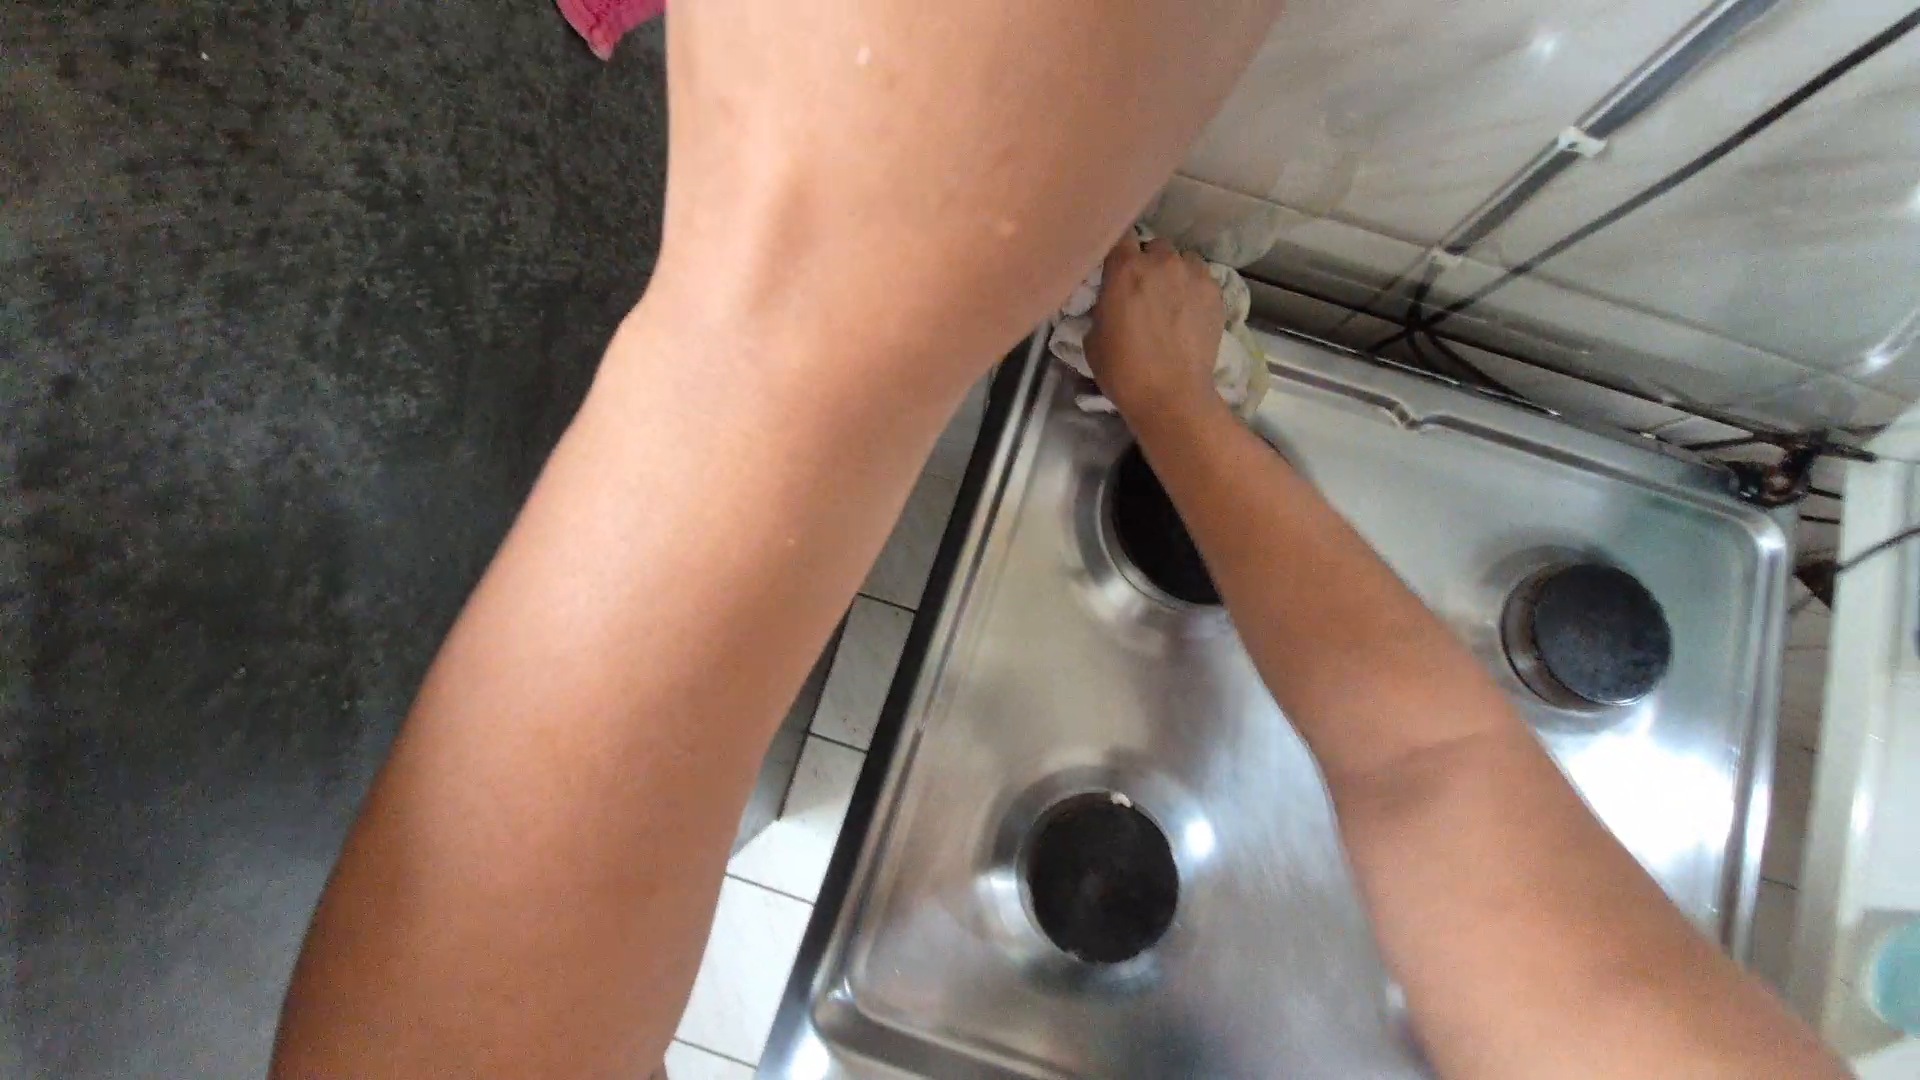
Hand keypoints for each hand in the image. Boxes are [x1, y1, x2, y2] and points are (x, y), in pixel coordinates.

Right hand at [1085, 237, 1224, 417]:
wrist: (1171, 395)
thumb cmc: (1123, 372)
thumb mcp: (1093, 340)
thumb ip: (1102, 310)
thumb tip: (1110, 305)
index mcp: (1125, 270)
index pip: (1120, 237)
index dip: (1118, 251)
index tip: (1115, 266)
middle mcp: (1161, 262)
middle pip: (1154, 247)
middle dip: (1148, 262)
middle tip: (1143, 290)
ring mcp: (1193, 275)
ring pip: (1182, 260)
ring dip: (1174, 272)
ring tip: (1171, 298)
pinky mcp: (1215, 293)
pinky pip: (1202, 278)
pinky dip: (1194, 289)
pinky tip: (1189, 312)